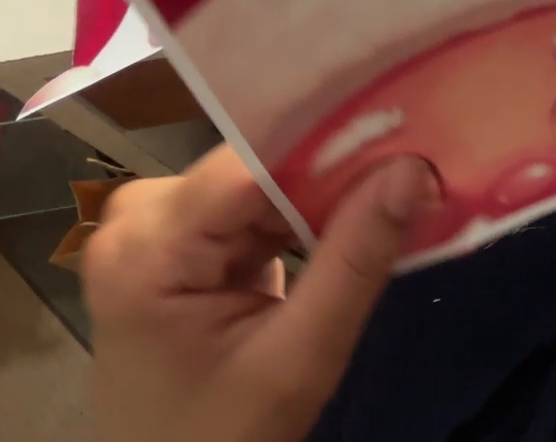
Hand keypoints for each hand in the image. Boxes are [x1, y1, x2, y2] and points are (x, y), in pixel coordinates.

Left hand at [84, 144, 440, 441]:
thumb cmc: (221, 439)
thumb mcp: (300, 358)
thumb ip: (357, 258)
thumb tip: (414, 168)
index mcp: (146, 247)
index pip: (251, 164)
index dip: (330, 148)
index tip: (405, 144)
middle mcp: (140, 216)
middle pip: (257, 166)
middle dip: (335, 174)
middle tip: (413, 173)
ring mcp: (156, 224)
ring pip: (263, 179)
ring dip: (325, 193)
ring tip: (390, 193)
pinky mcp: (179, 236)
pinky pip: (255, 202)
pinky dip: (304, 213)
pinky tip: (347, 221)